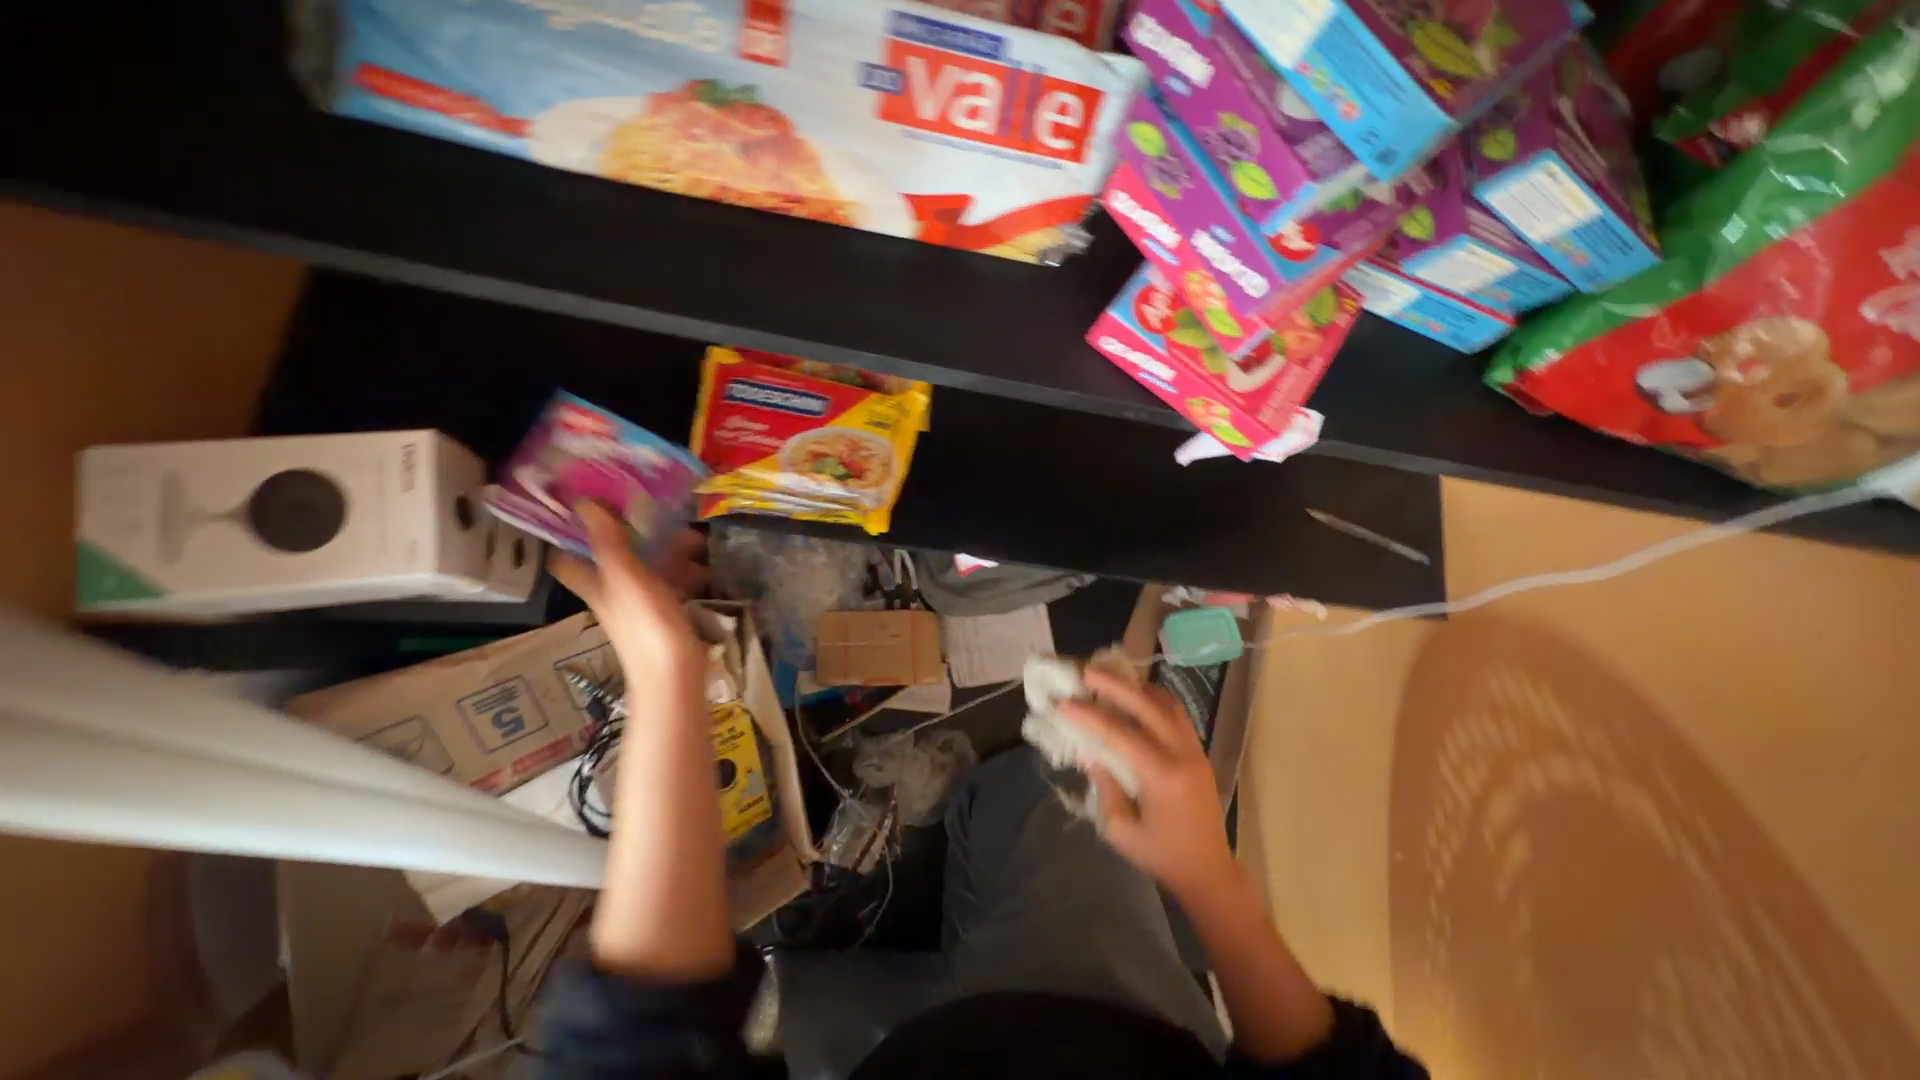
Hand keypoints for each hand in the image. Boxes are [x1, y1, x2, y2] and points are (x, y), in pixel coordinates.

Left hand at [549, 503, 708, 683]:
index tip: (591, 507)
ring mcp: (641, 607)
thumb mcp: (628, 578)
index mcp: (597, 584)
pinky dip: (687, 575)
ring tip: (698, 542)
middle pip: (617, 557)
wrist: (676, 678)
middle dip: (639, 535)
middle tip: (661, 515)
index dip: (573, 533)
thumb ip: (609, 542)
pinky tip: (707, 570)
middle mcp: (614, 594)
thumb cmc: (648, 627)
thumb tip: (584, 502)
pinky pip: (673, 587)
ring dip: (671, 553)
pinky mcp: (666, 617)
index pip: (569, 557)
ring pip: (649, 570)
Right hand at [1061, 668, 1238, 899]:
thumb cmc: (1160, 856)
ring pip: (1168, 705)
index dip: (1089, 717)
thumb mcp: (1121, 830)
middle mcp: (1183, 755)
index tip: (1063, 703)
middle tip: (1087, 672)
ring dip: (1138, 688)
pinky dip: (1155, 700)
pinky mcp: (1199, 754)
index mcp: (1163, 776)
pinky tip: (1136, 698)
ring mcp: (1195, 752)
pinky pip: (1177, 716)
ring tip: (1111, 678)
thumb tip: (1088, 751)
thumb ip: (1104, 786)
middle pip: (1148, 707)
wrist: (1207, 871)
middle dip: (1115, 686)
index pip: (1120, 735)